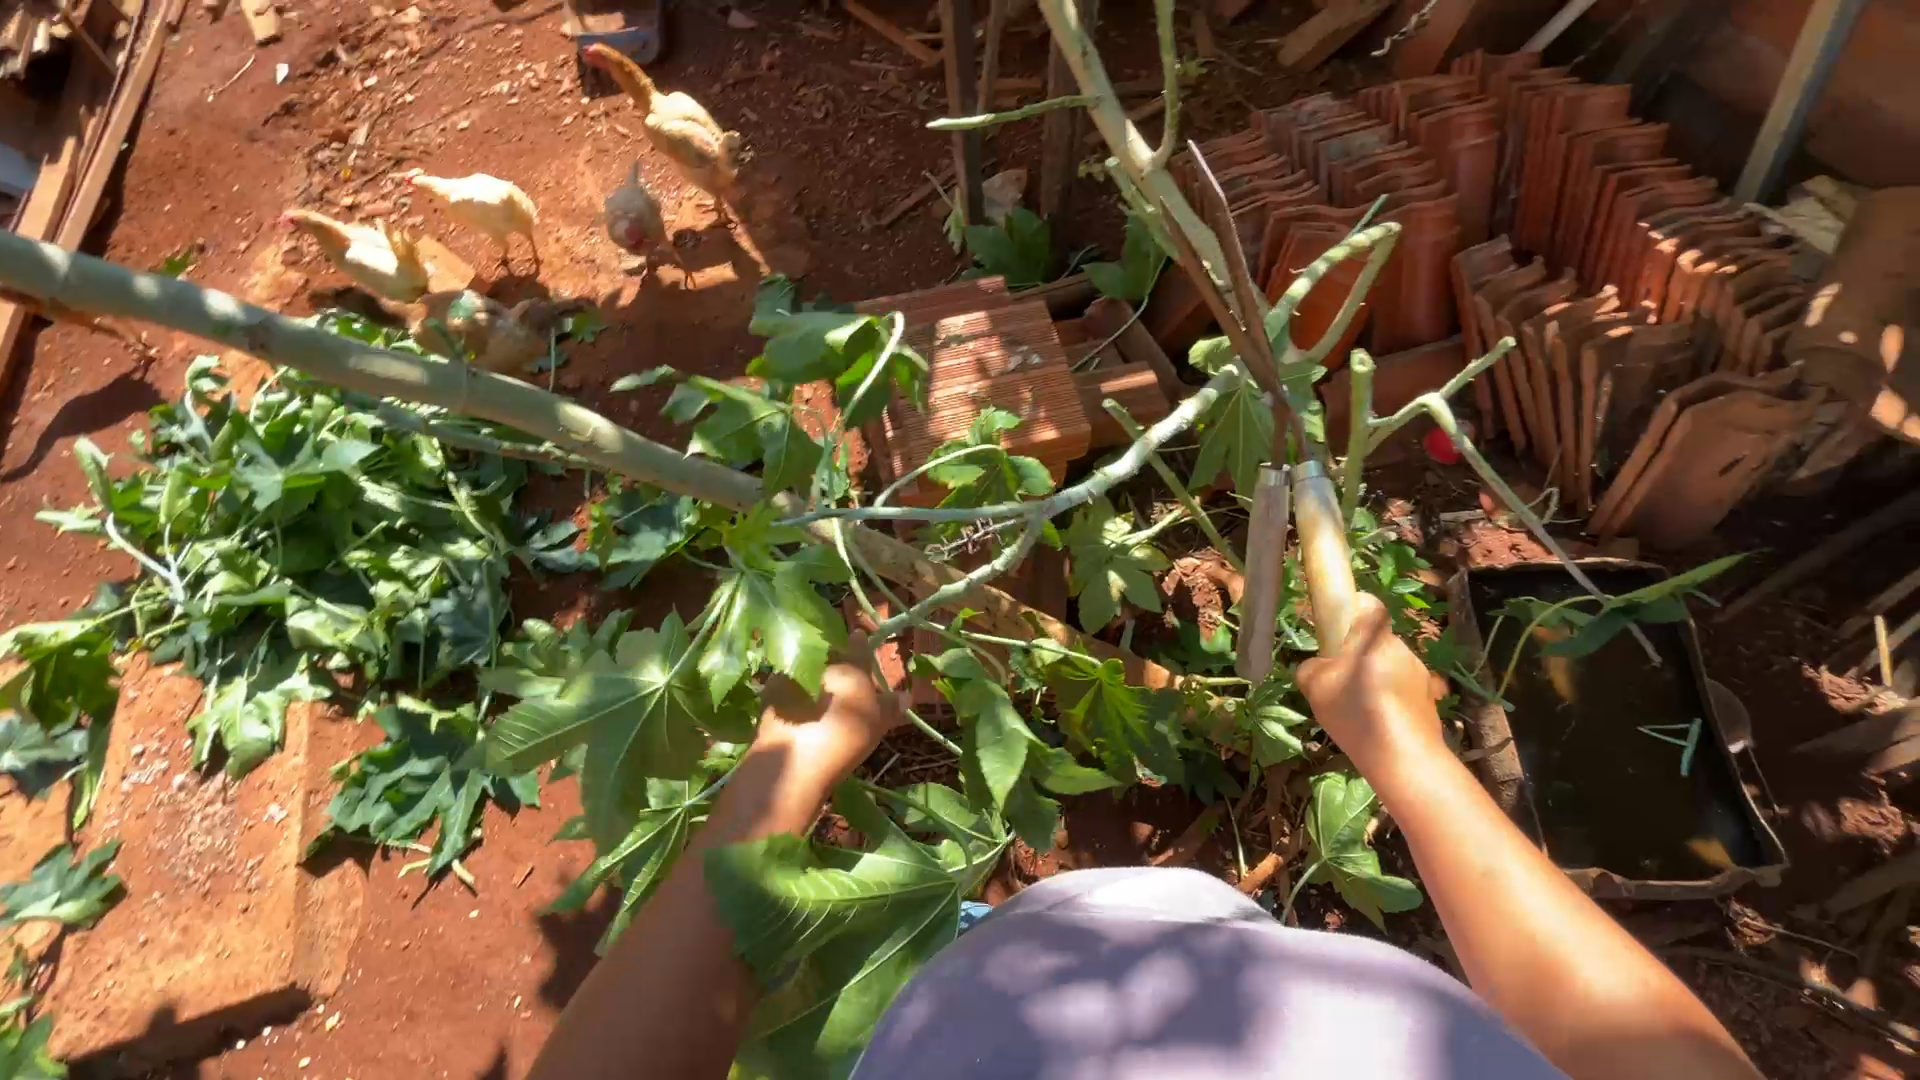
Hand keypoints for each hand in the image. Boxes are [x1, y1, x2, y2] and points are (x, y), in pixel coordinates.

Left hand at [750, 632, 903, 799]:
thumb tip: (904, 695)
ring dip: (810, 672)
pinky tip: (796, 707)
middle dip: (833, 658)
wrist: (795, 760)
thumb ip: (890, 706)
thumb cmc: (845, 737)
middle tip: (838, 672)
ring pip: (804, 666)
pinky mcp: (768, 693)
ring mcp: (791, 674)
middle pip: (829, 654)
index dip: (859, 642)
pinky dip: (792, 691)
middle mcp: (820, 662)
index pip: (858, 646)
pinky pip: (785, 685)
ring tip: (815, 691)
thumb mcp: (877, 723)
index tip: (858, 637)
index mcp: (850, 666)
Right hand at [1296, 593, 1446, 779]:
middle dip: (1359, 655)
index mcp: (1373, 637)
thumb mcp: (1313, 685)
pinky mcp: (1430, 699)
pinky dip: (1387, 700)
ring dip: (1374, 679)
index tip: (1339, 630)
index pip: (1370, 604)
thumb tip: (1319, 665)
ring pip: (1389, 666)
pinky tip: (1375, 723)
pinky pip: (1401, 690)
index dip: (1355, 610)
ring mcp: (1420, 674)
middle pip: (1376, 641)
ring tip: (1356, 708)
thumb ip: (1311, 665)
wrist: (1402, 757)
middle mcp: (1402, 648)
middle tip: (1339, 680)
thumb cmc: (1354, 710)